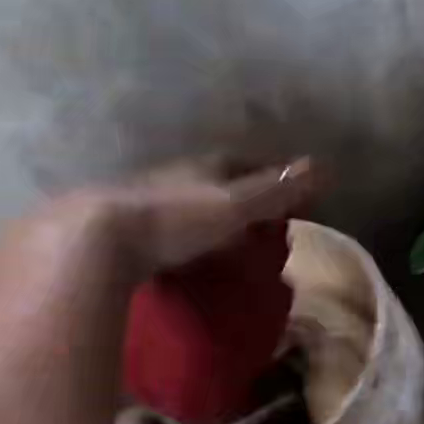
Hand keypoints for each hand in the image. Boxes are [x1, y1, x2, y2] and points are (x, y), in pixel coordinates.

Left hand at [54, 156, 317, 277]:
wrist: (98, 239)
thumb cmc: (175, 219)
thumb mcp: (236, 206)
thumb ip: (277, 190)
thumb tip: (325, 166)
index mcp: (204, 167)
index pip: (245, 163)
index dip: (270, 174)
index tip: (292, 189)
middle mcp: (177, 178)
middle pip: (218, 182)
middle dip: (244, 196)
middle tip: (269, 220)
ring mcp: (150, 203)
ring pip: (193, 206)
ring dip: (215, 219)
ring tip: (237, 244)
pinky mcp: (131, 233)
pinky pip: (173, 233)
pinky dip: (191, 242)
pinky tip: (197, 260)